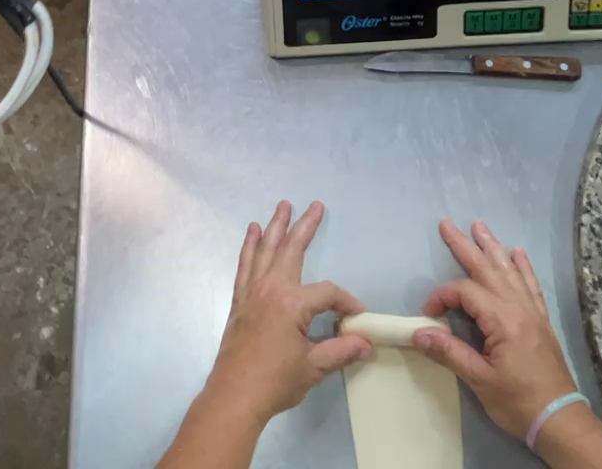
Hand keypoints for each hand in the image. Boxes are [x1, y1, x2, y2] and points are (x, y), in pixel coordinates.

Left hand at [203, 200, 371, 422]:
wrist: (234, 396)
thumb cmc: (275, 381)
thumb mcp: (314, 368)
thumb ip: (341, 350)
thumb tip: (367, 341)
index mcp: (292, 303)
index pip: (328, 292)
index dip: (346, 302)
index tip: (358, 317)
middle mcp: (271, 287)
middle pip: (291, 249)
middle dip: (305, 226)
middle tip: (315, 205)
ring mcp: (252, 291)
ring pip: (265, 249)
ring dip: (275, 226)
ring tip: (283, 205)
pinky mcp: (240, 299)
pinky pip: (245, 264)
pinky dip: (249, 245)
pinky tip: (252, 232)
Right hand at [412, 219, 577, 438]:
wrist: (561, 421)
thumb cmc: (518, 401)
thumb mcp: (479, 380)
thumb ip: (449, 352)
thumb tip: (418, 331)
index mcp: (502, 320)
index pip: (464, 293)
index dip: (442, 297)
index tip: (428, 314)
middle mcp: (518, 308)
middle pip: (487, 269)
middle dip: (465, 246)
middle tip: (447, 224)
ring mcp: (532, 313)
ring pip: (509, 271)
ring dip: (492, 248)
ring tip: (480, 226)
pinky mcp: (541, 321)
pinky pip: (531, 286)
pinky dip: (524, 267)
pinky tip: (518, 253)